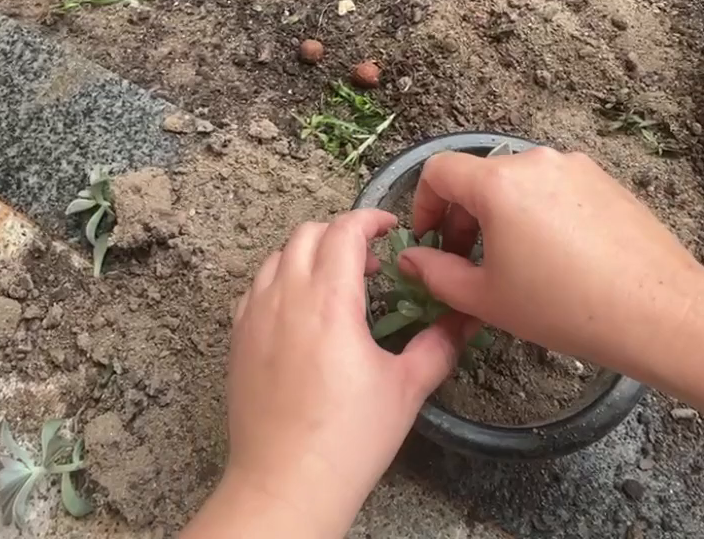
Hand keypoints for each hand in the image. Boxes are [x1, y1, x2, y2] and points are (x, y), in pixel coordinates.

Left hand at [186, 209, 468, 537]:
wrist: (285, 483)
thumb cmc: (346, 440)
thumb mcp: (405, 390)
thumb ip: (437, 345)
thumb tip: (464, 320)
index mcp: (329, 300)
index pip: (345, 230)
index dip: (370, 219)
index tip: (389, 228)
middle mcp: (287, 295)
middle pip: (309, 232)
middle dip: (341, 233)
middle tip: (369, 262)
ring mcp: (256, 313)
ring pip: (279, 254)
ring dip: (309, 253)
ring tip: (335, 283)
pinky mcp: (239, 334)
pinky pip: (257, 285)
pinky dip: (281, 278)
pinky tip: (300, 308)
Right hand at [400, 146, 703, 380]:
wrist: (662, 314)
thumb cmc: (567, 307)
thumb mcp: (488, 299)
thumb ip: (437, 274)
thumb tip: (411, 259)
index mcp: (498, 182)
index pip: (438, 171)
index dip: (423, 205)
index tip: (431, 241)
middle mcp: (533, 161)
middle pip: (478, 177)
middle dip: (462, 217)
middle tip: (467, 262)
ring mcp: (573, 166)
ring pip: (516, 183)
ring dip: (500, 216)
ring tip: (515, 264)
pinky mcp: (604, 180)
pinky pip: (553, 188)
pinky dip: (538, 213)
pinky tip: (557, 258)